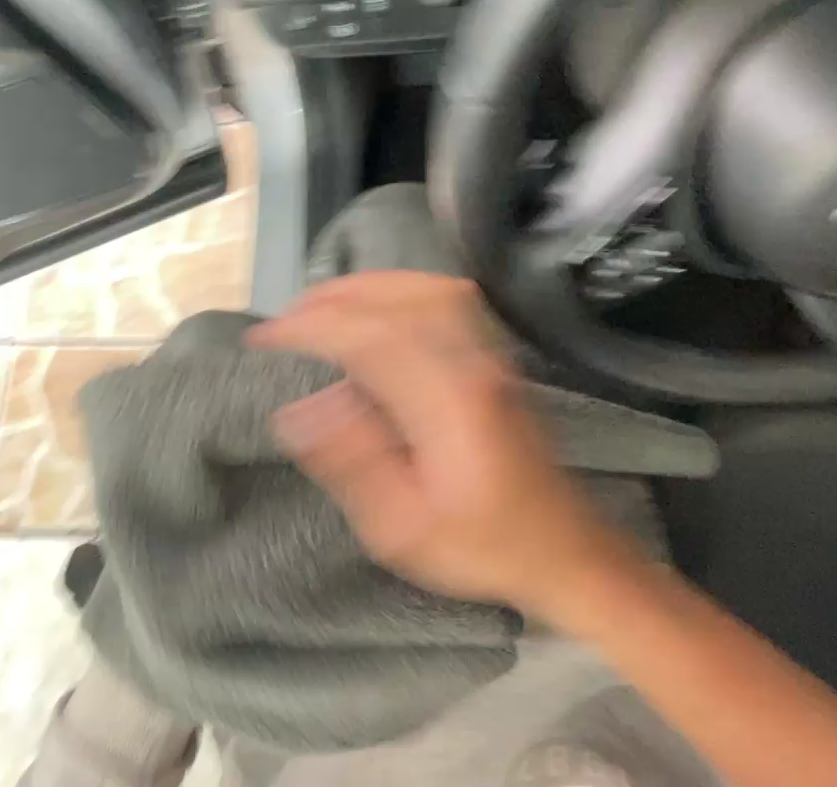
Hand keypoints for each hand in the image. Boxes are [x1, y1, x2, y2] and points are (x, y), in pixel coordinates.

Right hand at [246, 272, 636, 614]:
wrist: (566, 550)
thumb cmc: (484, 546)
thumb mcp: (404, 528)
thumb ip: (353, 463)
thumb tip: (299, 410)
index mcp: (449, 405)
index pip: (373, 338)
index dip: (315, 326)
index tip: (269, 335)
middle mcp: (475, 365)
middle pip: (402, 299)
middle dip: (337, 297)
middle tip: (289, 316)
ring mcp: (493, 357)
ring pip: (430, 290)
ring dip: (372, 286)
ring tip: (324, 303)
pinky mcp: (500, 360)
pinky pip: (451, 300)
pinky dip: (406, 289)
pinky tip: (382, 307)